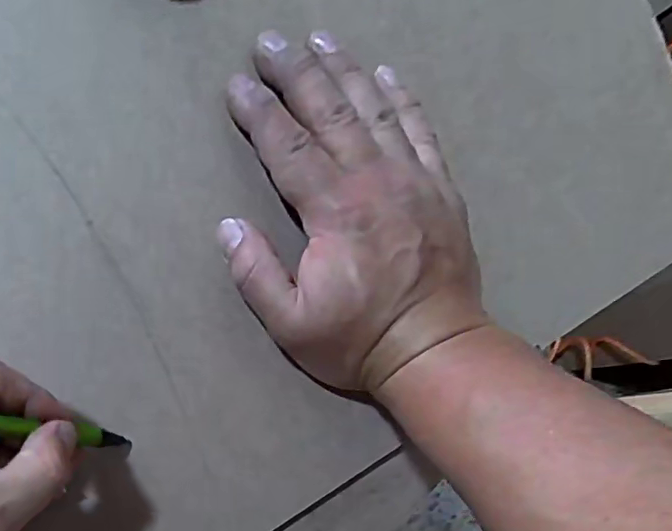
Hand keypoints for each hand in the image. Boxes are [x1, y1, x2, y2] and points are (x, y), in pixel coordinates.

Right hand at [222, 30, 488, 395]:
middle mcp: (372, 180)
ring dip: (343, 70)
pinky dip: (402, 98)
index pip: (287, 147)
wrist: (433, 350)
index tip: (237, 85)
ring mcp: (413, 180)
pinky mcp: (441, 190)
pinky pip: (420, 129)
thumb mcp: (291, 326)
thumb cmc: (358, 343)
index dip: (258, 113)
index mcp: (332, 211)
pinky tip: (385, 75)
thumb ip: (256, 275)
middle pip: (328, 111)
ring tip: (319, 38)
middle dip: (294, 72)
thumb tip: (229, 227)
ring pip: (374, 107)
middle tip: (268, 42)